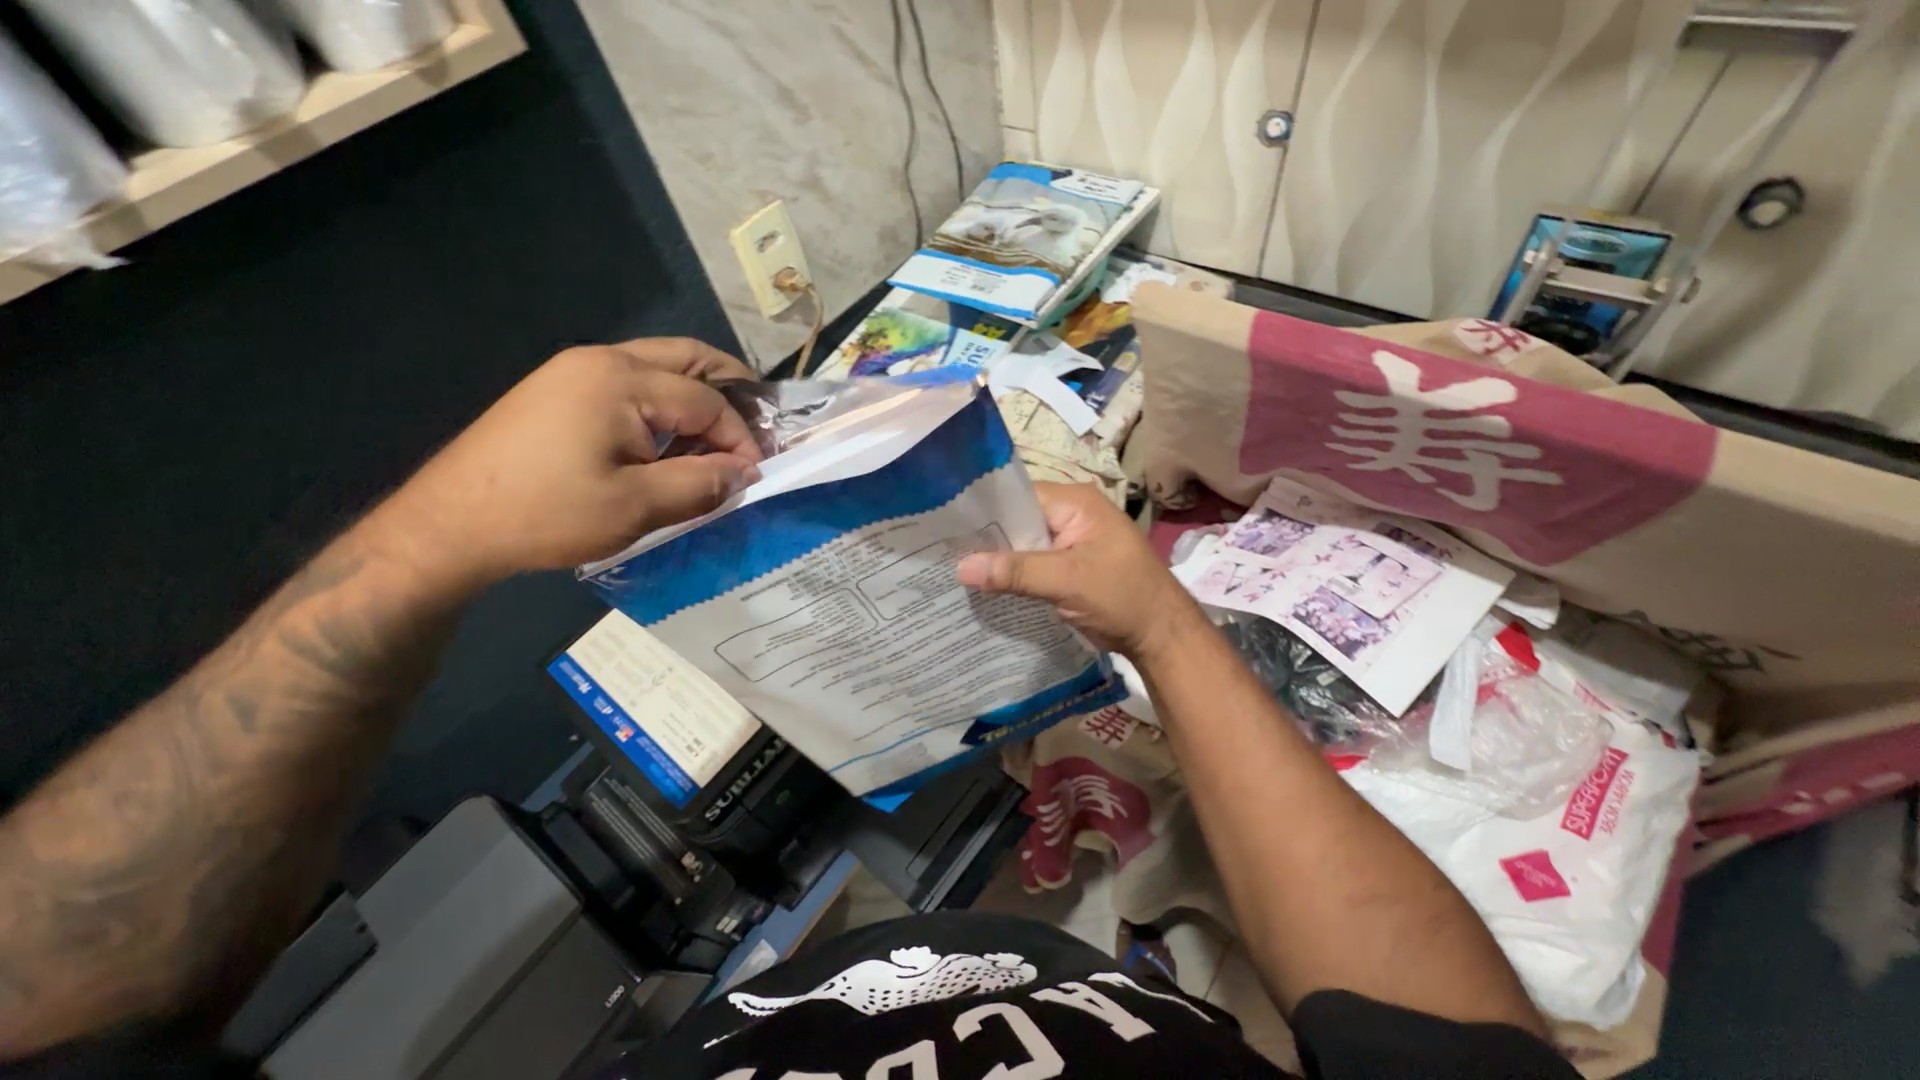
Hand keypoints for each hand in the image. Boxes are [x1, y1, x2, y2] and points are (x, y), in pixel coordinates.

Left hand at [370, 338, 762, 590]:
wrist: (450, 524)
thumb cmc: (546, 514)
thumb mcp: (635, 508)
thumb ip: (700, 485)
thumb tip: (744, 474)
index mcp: (620, 380)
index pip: (706, 400)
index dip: (739, 438)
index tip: (754, 477)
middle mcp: (600, 359)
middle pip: (687, 359)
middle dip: (730, 392)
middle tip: (754, 432)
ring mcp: (573, 370)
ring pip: (658, 368)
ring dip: (695, 398)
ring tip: (715, 442)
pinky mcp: (556, 390)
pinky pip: (628, 384)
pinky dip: (661, 405)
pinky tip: (666, 443)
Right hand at [956, 482, 1206, 661]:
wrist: (1161, 635)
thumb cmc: (1122, 597)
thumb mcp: (1067, 581)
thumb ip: (1015, 571)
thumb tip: (960, 567)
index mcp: (1074, 503)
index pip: (1016, 496)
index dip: (981, 511)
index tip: (942, 527)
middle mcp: (1070, 515)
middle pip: (1016, 520)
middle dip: (984, 539)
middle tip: (938, 552)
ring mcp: (1069, 543)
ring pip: (1021, 545)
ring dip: (996, 560)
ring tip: (950, 569)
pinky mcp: (1067, 568)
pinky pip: (1031, 565)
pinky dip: (1011, 576)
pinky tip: (982, 588)